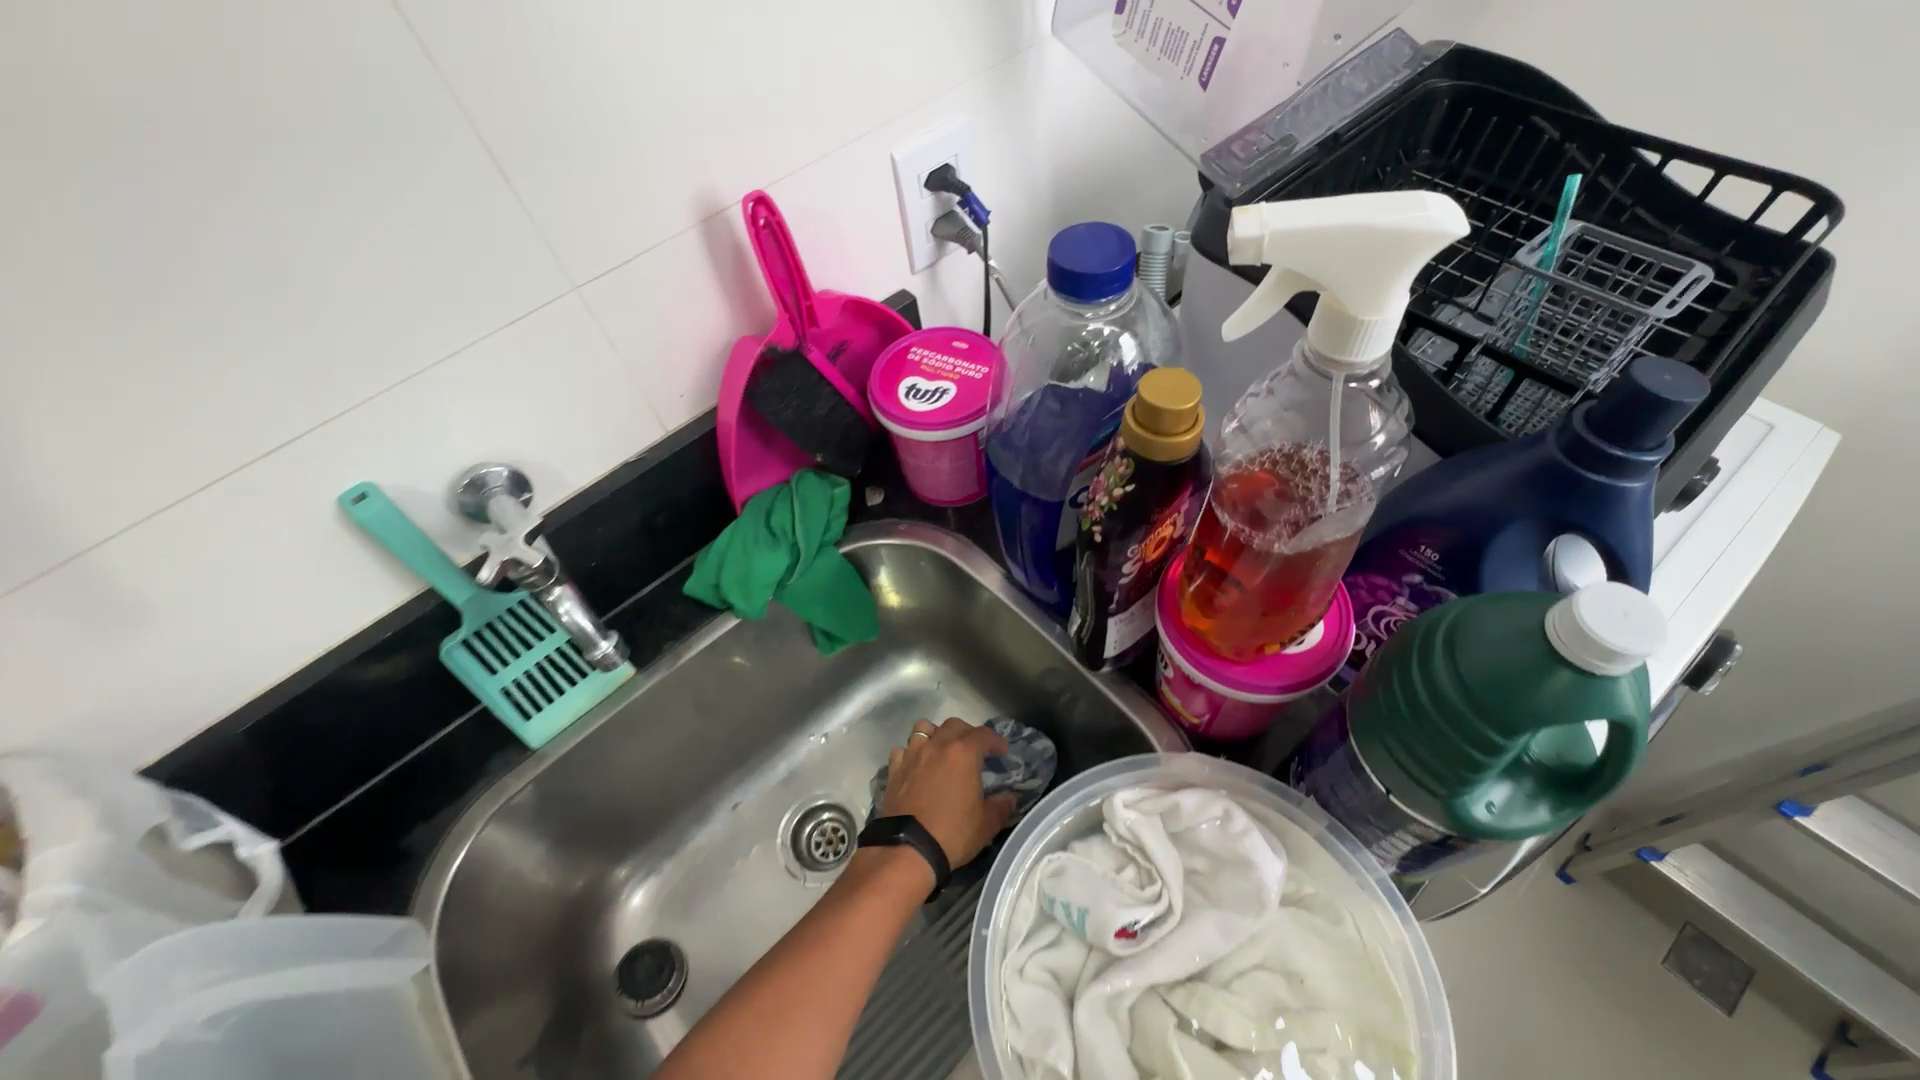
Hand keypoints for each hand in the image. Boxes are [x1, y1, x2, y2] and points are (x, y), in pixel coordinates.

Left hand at [880, 718, 1017, 866]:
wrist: (908, 849)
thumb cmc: (952, 833)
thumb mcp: (986, 824)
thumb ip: (1001, 806)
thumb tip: (1009, 797)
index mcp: (963, 754)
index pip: (983, 734)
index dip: (995, 740)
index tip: (1002, 751)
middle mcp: (936, 746)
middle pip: (953, 725)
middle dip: (967, 733)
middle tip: (974, 750)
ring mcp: (912, 756)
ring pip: (923, 728)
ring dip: (936, 734)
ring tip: (942, 750)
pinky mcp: (893, 770)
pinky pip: (903, 750)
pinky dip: (912, 753)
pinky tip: (917, 766)